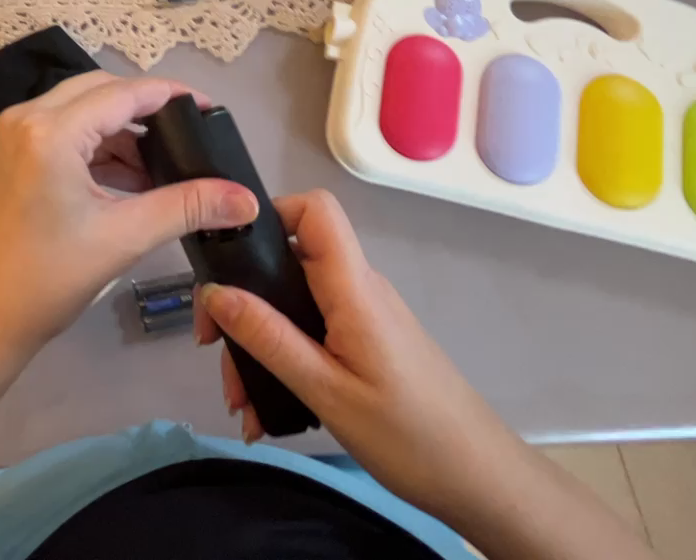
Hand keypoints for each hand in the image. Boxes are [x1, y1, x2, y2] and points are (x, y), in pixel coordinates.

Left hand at [0, 72, 259, 361]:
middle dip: (147, 110)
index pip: (123, 93)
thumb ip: (186, 207)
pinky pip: (63, 132)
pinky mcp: (11, 155)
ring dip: (122, 132)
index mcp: (50, 130)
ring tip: (165, 168)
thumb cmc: (46, 278)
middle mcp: (27, 118)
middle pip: (99, 91)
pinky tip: (130, 179)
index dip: (171, 95)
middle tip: (190, 137)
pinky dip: (97, 147)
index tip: (211, 108)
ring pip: (80, 111)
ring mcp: (13, 135)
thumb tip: (247, 199)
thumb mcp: (121, 237)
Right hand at [195, 189, 529, 522]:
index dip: (269, 213)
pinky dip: (279, 358)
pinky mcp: (362, 340)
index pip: (314, 210)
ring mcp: (359, 315)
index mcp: (353, 287)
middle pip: (285, 261)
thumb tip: (213, 290)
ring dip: (255, 343)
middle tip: (211, 345)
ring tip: (239, 400)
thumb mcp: (327, 391)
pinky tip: (264, 406)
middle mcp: (356, 288)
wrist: (484, 484)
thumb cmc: (411, 436)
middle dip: (240, 299)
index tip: (228, 252)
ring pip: (290, 303)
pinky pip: (308, 330)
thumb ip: (269, 337)